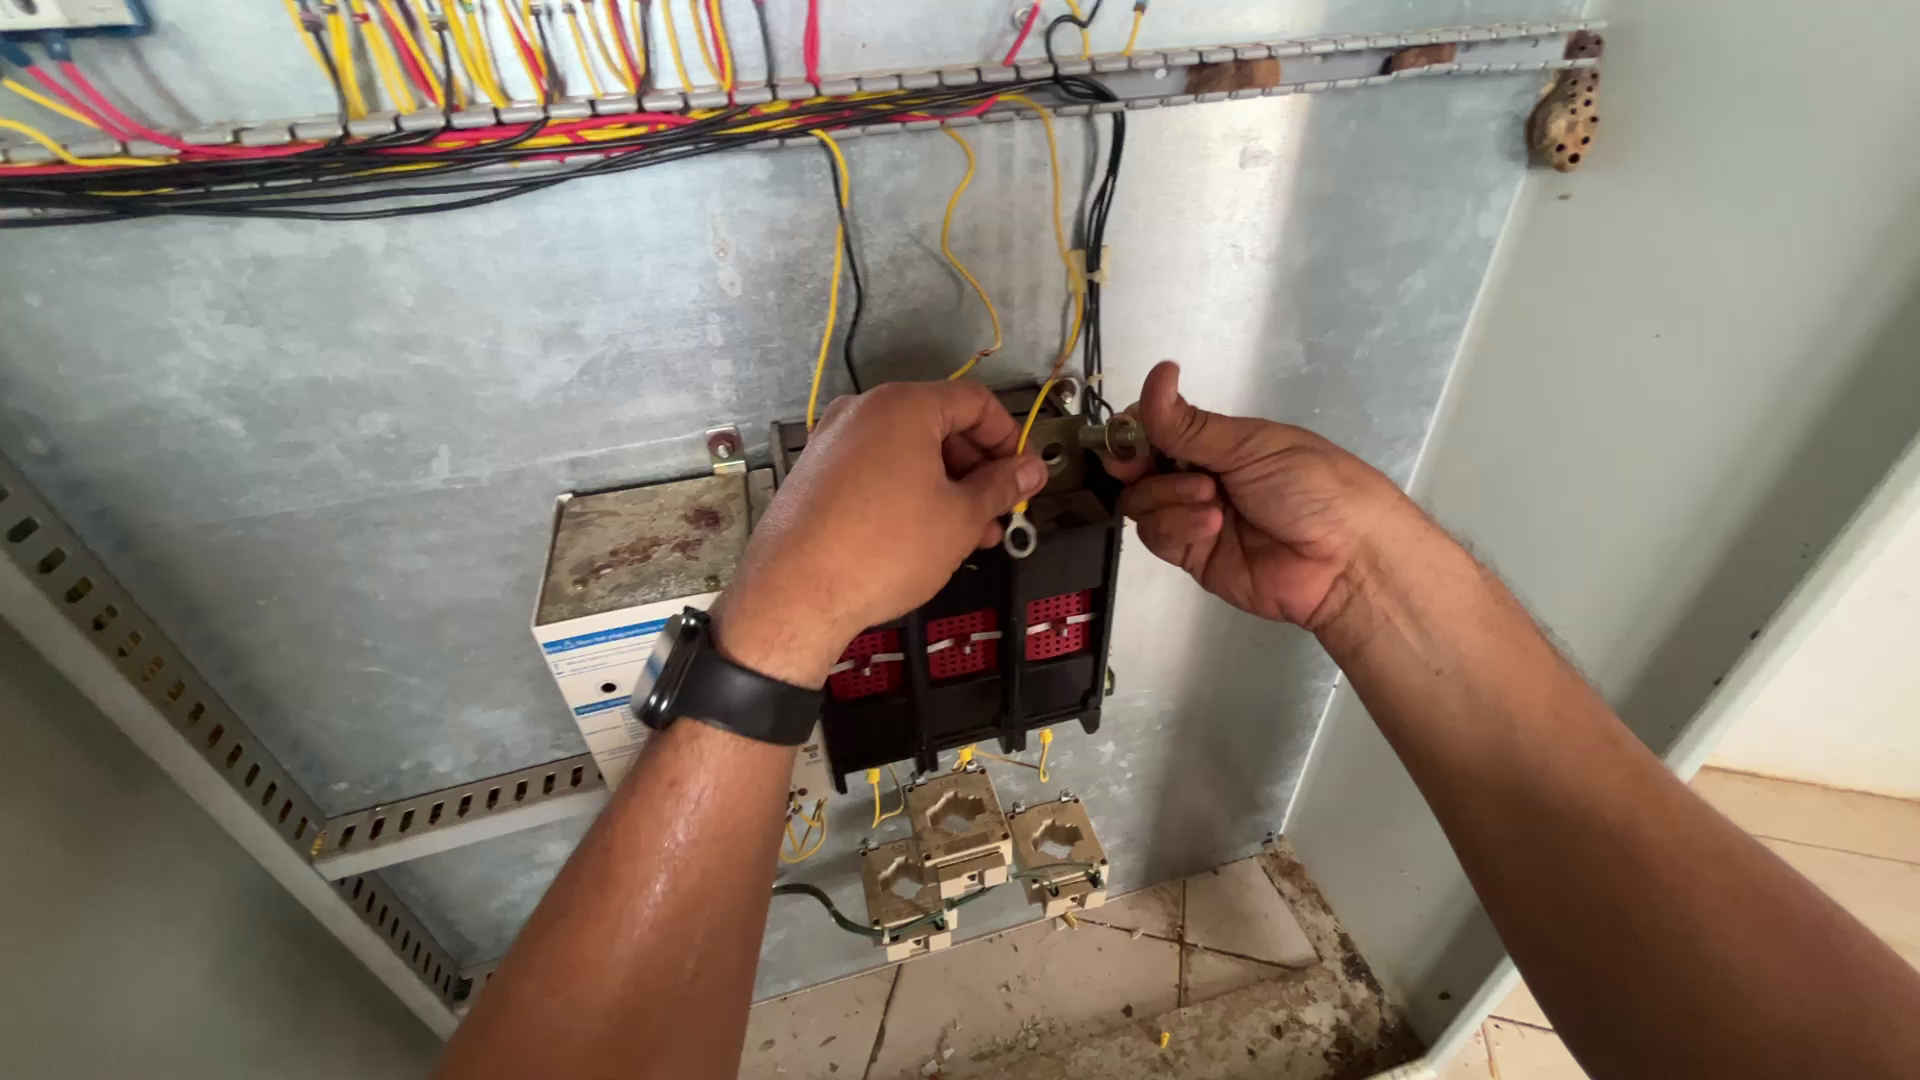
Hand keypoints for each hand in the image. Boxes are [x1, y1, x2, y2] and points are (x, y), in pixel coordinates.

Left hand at [714, 381, 1047, 686]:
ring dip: (946, 487)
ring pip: (907, 452)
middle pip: (939, 424)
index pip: (975, 402)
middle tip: (998, 511)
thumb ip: (1001, 486)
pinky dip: (908, 492)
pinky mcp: (816, 473)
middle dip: (977, 469)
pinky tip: (924, 535)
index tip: (1022, 475)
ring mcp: (833, 440)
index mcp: (904, 405)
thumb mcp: (959, 517)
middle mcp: (863, 410)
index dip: (1009, 436)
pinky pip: (876, 470)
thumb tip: (1031, 470)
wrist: (795, 593)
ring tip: (969, 534)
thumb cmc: (885, 548)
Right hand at [1103, 361, 1424, 629]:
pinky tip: (1209, 524)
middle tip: (1141, 465)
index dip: (1135, 431)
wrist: (1344, 559)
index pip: (1158, 430)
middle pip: (1139, 468)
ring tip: (1209, 499)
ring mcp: (1192, 518)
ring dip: (1168, 497)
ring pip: (1142, 503)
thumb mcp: (1250, 445)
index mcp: (1218, 444)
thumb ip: (1189, 424)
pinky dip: (1177, 526)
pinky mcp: (1191, 555)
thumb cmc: (1310, 485)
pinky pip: (1157, 536)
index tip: (1128, 434)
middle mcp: (1199, 477)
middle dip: (1137, 464)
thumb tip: (1157, 372)